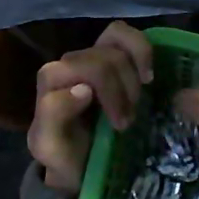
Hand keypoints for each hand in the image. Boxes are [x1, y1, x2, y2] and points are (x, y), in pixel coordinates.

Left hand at [28, 22, 153, 193]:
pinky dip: (142, 50)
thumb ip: (54, 117)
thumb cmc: (66, 156)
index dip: (109, 93)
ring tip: (137, 99)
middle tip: (128, 122)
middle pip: (104, 57)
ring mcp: (92, 55)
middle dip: (122, 90)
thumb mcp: (50, 147)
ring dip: (133, 71)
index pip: (81, 68)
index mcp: (52, 80)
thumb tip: (83, 89)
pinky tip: (148, 76)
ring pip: (116, 39)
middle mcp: (70, 62)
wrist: (80, 164)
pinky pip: (126, 35)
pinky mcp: (112, 55)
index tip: (120, 125)